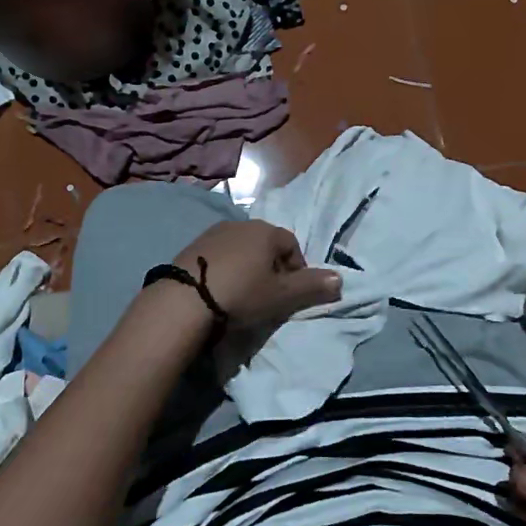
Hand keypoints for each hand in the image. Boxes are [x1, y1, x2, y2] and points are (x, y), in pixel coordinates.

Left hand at [173, 221, 341, 330]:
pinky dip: (225, 270)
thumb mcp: (282, 295)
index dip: (297, 269)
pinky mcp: (191, 247)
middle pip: (266, 245)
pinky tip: (220, 291)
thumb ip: (312, 287)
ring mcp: (212, 234)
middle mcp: (240, 224)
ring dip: (247, 268)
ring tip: (243, 295)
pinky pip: (218, 256)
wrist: (185, 300)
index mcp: (266, 231)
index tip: (291, 293)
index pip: (292, 245)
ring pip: (241, 250)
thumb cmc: (242, 294)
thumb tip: (340, 279)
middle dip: (272, 267)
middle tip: (269, 295)